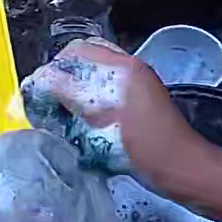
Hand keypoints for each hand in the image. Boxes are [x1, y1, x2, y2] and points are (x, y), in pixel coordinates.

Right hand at [21, 37, 217, 196]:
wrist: (183, 169)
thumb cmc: (145, 150)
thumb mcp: (100, 123)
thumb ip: (68, 97)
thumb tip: (39, 83)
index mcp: (121, 68)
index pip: (74, 52)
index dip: (51, 71)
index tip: (38, 94)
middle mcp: (128, 67)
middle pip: (82, 55)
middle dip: (59, 74)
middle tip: (47, 99)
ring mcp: (135, 80)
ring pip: (92, 69)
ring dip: (72, 83)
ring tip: (61, 107)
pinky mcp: (137, 95)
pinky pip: (103, 82)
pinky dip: (86, 92)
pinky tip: (81, 114)